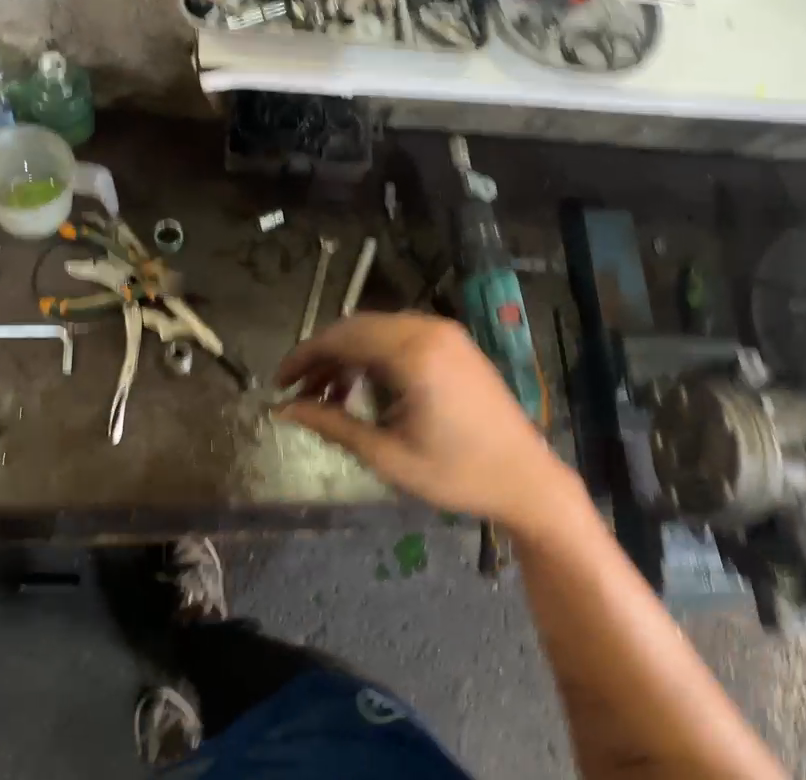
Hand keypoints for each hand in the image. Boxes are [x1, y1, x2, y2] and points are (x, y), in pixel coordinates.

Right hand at [274, 313, 575, 529]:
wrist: (527, 479)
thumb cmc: (457, 474)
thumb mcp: (387, 455)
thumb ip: (333, 424)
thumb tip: (285, 410)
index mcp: (413, 353)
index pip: (341, 337)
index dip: (303, 357)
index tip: (278, 383)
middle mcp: (429, 330)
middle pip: (357, 328)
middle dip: (323, 357)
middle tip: (298, 392)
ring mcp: (446, 334)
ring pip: (378, 331)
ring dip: (348, 357)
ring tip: (328, 396)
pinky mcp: (456, 345)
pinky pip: (402, 337)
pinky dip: (375, 357)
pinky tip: (365, 389)